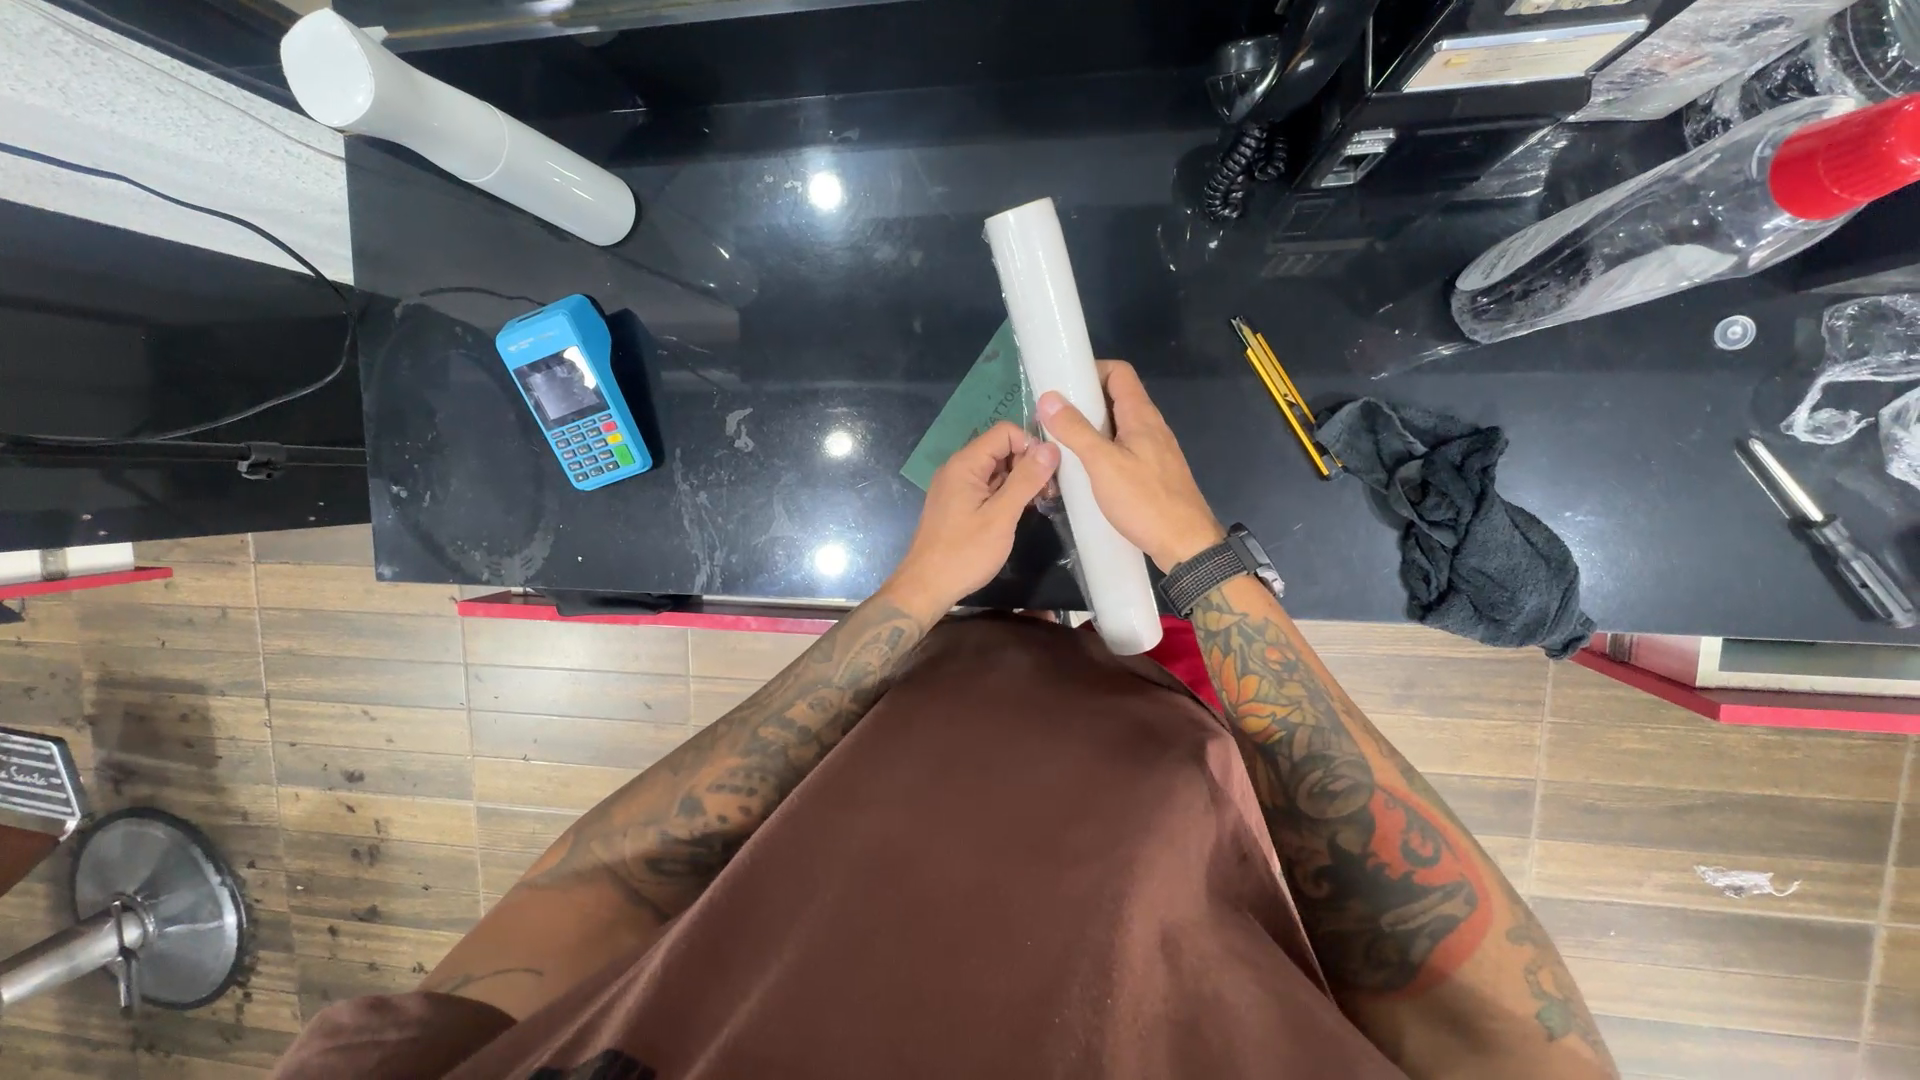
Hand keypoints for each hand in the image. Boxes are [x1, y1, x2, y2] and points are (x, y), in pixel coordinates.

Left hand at [882, 421, 1059, 619]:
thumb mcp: (1001, 516)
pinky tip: (1018, 513)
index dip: (1030, 446)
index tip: (1048, 473)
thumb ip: (1026, 480)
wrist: (926, 586)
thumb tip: (1051, 448)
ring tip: (1038, 505)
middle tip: (1047, 494)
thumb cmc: (964, 553)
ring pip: (995, 470)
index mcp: (965, 464)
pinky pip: (986, 487)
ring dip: (1018, 481)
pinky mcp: (957, 504)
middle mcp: (958, 468)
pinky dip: (1005, 494)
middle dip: (1027, 464)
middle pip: (1000, 449)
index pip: (1004, 432)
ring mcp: (956, 487)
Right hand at [1036, 360, 1223, 572]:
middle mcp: (1151, 427)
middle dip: (1084, 403)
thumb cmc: (1144, 501)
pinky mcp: (1152, 473)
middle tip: (1053, 420)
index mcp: (1142, 416)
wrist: (1186, 545)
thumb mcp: (1102, 464)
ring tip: (1062, 446)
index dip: (1091, 370)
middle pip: (1116, 399)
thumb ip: (1076, 430)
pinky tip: (1085, 472)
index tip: (1062, 387)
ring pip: (1118, 427)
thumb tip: (1049, 398)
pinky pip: (1123, 450)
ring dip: (1090, 430)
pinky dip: (1102, 452)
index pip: (1119, 372)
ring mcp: (1154, 451)